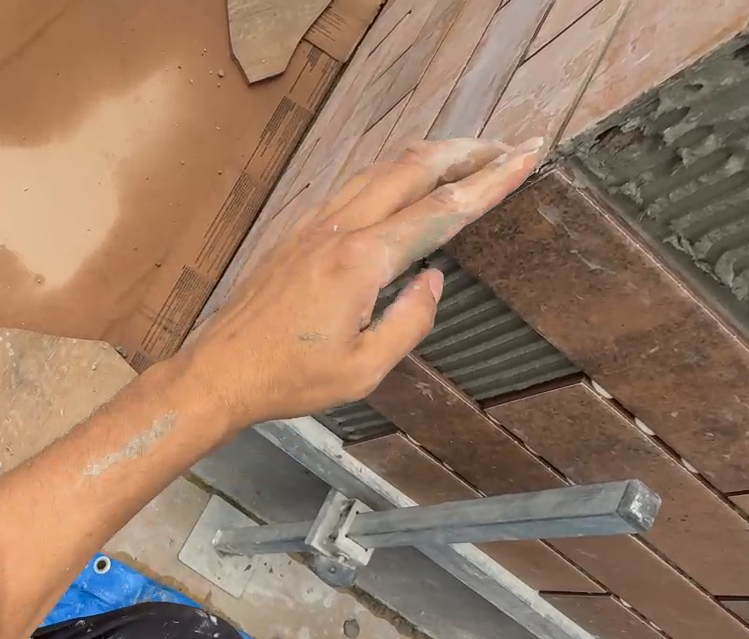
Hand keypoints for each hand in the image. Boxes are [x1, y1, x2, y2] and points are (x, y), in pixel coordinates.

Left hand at [180, 137, 543, 427]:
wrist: (219, 372)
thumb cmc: (289, 379)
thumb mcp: (363, 369)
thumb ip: (410, 321)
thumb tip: (433, 279)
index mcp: (361, 261)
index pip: (441, 208)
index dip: (491, 180)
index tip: (528, 154)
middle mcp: (336, 231)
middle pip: (410, 168)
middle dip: (464, 151)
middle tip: (504, 148)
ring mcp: (309, 228)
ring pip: (375, 172)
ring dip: (423, 159)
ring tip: (459, 158)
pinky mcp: (290, 236)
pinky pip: (347, 190)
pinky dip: (384, 177)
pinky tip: (394, 187)